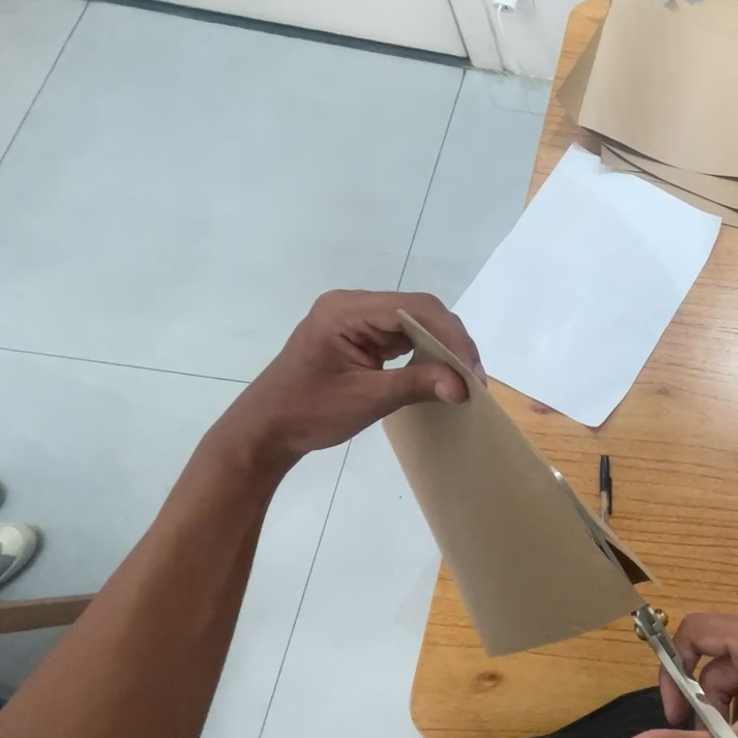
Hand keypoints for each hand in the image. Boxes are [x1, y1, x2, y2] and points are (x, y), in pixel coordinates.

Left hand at [215, 290, 481, 470]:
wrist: (264, 431)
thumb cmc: (307, 413)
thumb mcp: (365, 399)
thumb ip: (416, 385)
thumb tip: (463, 385)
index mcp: (345, 311)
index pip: (414, 309)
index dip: (450, 335)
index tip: (472, 369)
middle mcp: (352, 305)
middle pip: (420, 310)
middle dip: (451, 341)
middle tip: (474, 376)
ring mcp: (357, 319)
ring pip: (417, 321)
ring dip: (443, 346)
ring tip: (464, 375)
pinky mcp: (362, 335)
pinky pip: (405, 335)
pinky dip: (428, 352)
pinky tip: (443, 371)